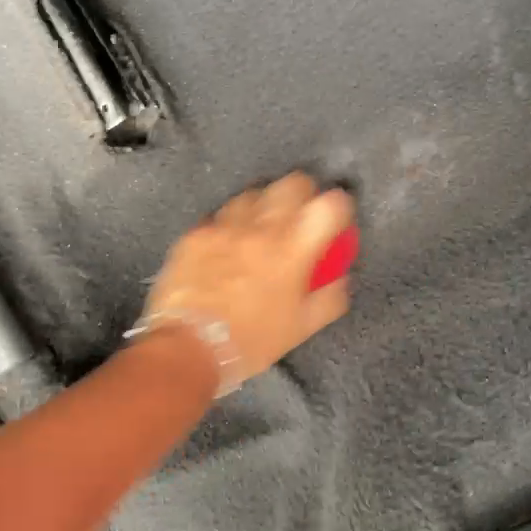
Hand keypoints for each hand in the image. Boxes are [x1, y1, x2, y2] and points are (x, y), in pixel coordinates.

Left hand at [140, 172, 355, 388]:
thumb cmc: (250, 342)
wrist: (190, 347)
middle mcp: (260, 228)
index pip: (330, 204)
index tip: (334, 218)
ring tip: (260, 229)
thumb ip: (329, 298)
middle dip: (302, 195)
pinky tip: (226, 246)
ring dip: (263, 206)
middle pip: (291, 184)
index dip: (338, 206)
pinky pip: (218, 216)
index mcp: (293, 250)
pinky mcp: (195, 234)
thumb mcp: (302, 327)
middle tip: (300, 216)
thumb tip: (340, 279)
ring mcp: (224, 227)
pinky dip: (229, 226)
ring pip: (252, 194)